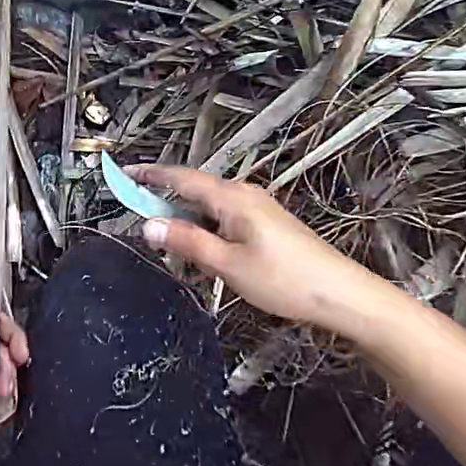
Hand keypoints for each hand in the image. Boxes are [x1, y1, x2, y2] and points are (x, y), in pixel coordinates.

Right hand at [130, 164, 389, 336]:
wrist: (341, 293)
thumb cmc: (283, 279)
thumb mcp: (227, 264)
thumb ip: (187, 242)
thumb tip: (148, 225)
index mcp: (232, 197)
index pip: (181, 177)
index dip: (150, 174)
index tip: (124, 172)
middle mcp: (244, 194)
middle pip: (194, 189)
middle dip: (164, 197)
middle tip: (137, 212)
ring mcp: (257, 207)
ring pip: (209, 205)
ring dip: (186, 217)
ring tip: (167, 240)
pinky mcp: (266, 222)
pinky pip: (224, 217)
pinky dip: (205, 227)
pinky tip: (203, 251)